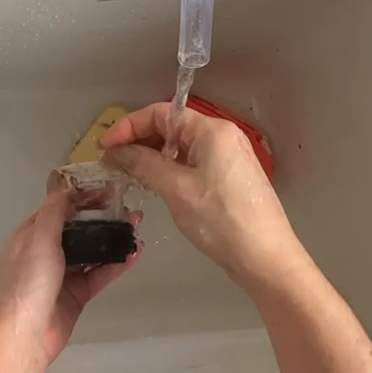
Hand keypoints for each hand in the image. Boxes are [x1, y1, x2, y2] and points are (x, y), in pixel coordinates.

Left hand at [0, 179, 139, 368]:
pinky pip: (99, 274)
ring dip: (113, 239)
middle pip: (78, 228)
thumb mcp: (38, 238)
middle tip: (129, 209)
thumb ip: (54, 212)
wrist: (25, 334)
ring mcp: (63, 273)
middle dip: (102, 217)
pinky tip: (135, 254)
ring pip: (92, 250)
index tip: (109, 190)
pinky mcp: (77, 294)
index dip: (83, 198)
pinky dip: (116, 264)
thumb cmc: (28, 281)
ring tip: (138, 228)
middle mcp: (45, 251)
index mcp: (31, 234)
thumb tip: (65, 188)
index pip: (59, 208)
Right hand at [101, 102, 305, 289]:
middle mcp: (222, 137)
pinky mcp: (228, 178)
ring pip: (180, 147)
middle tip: (113, 162)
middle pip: (171, 127)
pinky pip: (191, 163)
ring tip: (128, 174)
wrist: (266, 258)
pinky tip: (153, 184)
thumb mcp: (176, 189)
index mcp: (211, 131)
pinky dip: (168, 169)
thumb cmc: (222, 220)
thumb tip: (117, 152)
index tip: (106, 146)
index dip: (129, 126)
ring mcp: (227, 158)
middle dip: (138, 141)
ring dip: (151, 156)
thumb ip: (143, 164)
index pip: (162, 113)